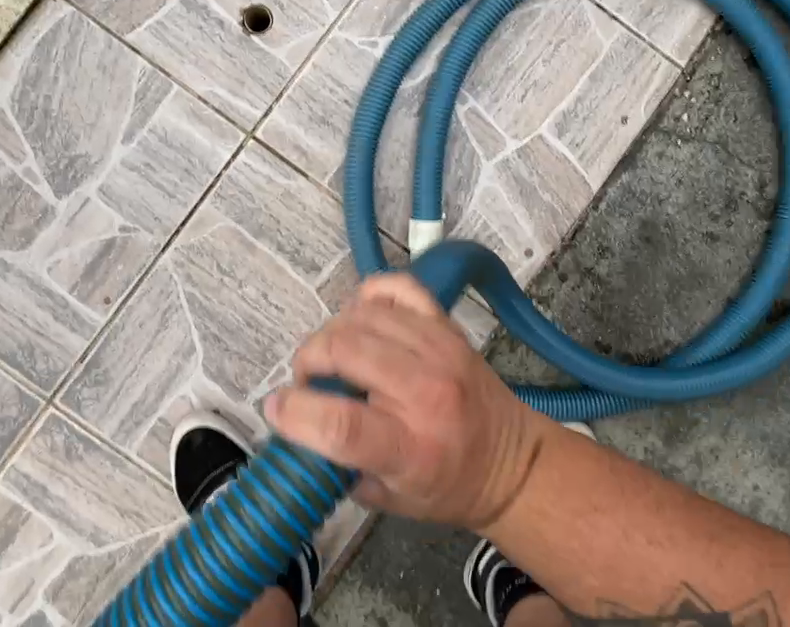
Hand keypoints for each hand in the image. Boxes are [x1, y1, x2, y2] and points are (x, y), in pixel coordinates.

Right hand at [263, 273, 548, 529]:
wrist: (513, 462)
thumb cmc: (448, 486)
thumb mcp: (388, 499)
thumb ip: (339, 466)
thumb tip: (295, 426)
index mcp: (411, 447)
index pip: (341, 422)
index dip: (296, 412)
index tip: (276, 408)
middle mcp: (426, 390)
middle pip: (344, 350)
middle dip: (308, 361)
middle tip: (308, 381)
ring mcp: (439, 349)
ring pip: (363, 317)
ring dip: (333, 333)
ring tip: (333, 356)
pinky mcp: (447, 326)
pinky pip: (398, 290)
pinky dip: (369, 296)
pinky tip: (360, 319)